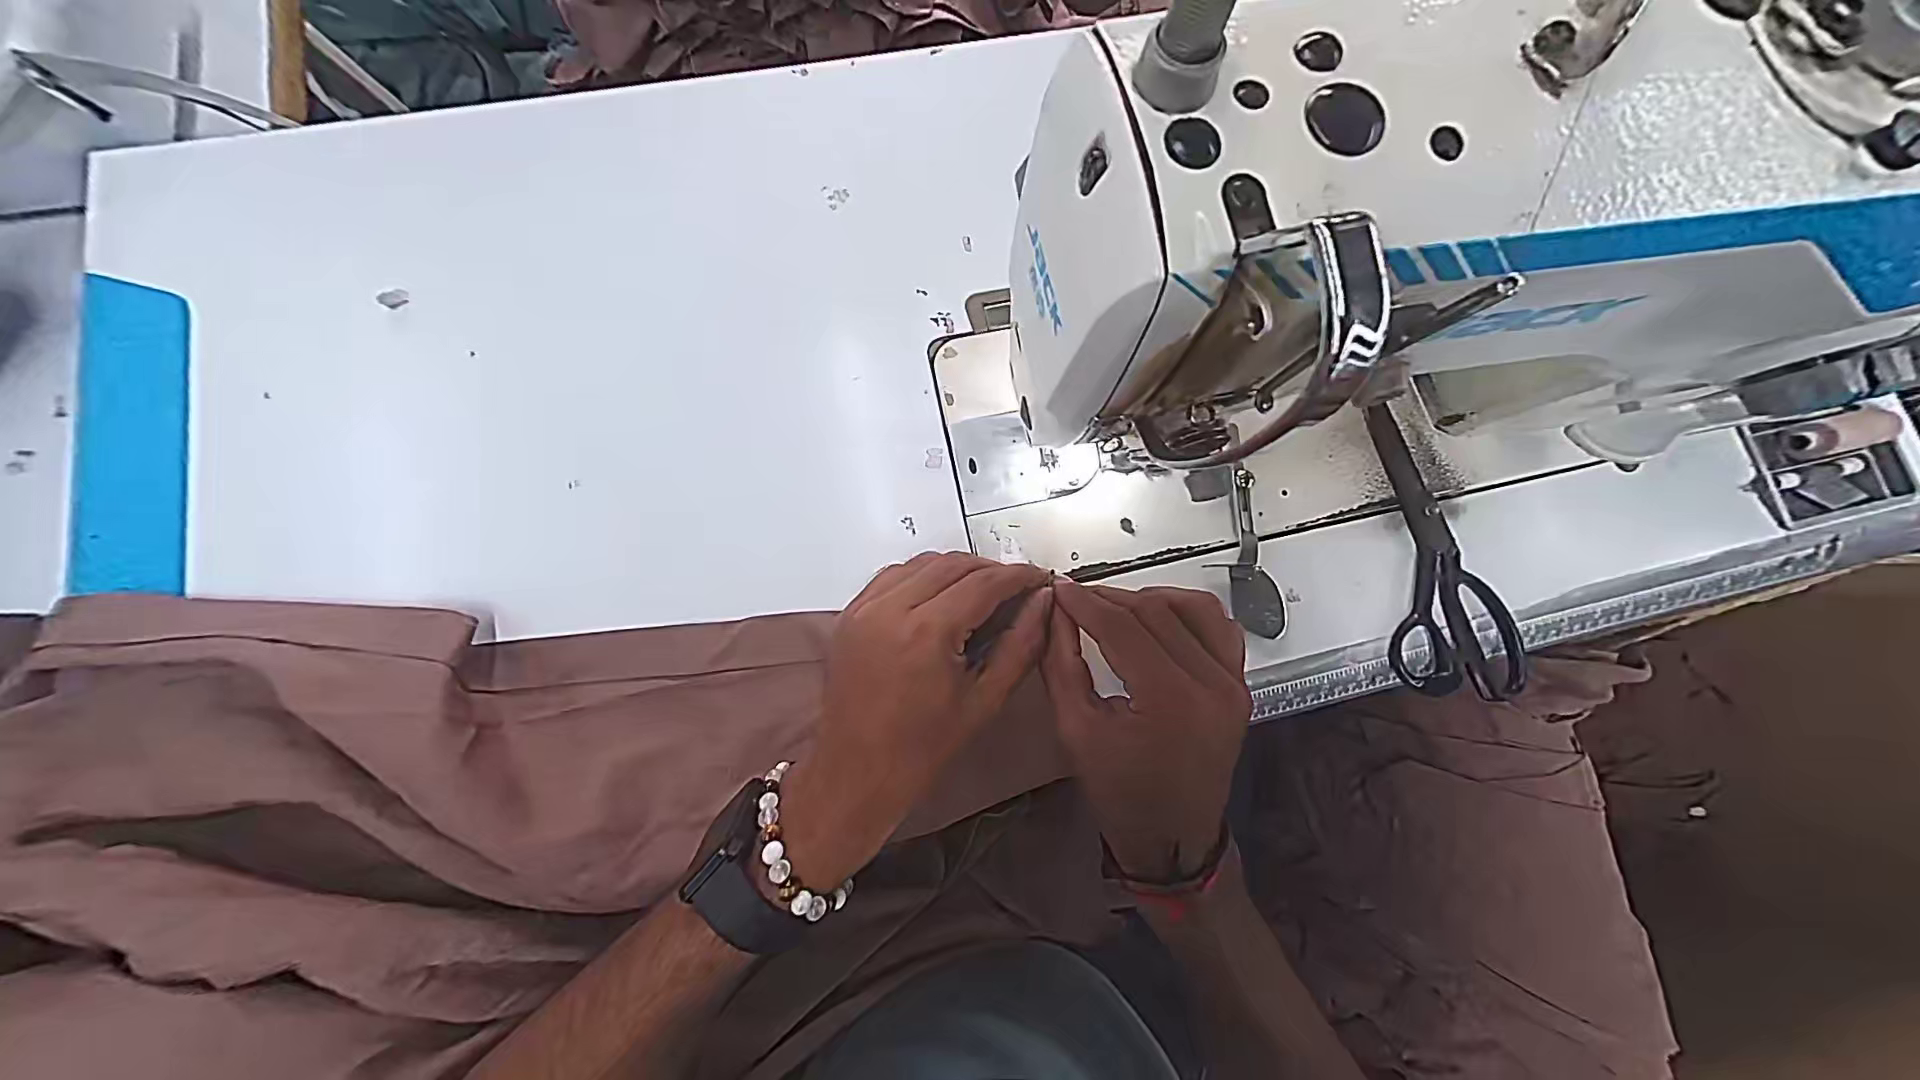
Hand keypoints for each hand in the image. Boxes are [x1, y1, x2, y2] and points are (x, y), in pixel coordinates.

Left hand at [778, 553, 1052, 886]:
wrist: (858, 771)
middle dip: (991, 569)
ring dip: (957, 568)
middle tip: (1016, 586)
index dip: (1019, 576)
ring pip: (923, 562)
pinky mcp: (851, 615)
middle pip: (954, 564)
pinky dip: (922, 575)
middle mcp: (890, 611)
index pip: (984, 583)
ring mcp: (865, 610)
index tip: (1037, 579)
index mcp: (925, 633)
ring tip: (982, 591)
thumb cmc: (917, 749)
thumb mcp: (985, 699)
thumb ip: (1021, 644)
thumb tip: (1040, 604)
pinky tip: (940, 595)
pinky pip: (893, 575)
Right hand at [1043, 580, 1250, 881]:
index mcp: (1170, 701)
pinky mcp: (1240, 686)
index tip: (1059, 589)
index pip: (1123, 627)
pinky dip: (1188, 612)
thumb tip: (1056, 612)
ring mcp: (1233, 684)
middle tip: (1077, 598)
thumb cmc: (1120, 793)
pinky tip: (1161, 618)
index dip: (1085, 603)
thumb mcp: (1074, 727)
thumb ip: (1061, 662)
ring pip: (1193, 608)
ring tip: (1115, 606)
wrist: (1173, 837)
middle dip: (1109, 598)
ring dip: (1149, 598)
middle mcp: (1212, 685)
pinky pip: (1220, 628)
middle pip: (1155, 612)